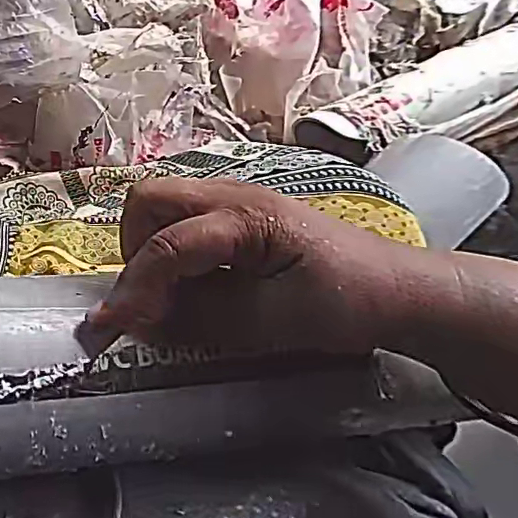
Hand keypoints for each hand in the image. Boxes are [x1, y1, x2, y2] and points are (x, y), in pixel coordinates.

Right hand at [81, 178, 420, 358]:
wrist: (404, 290)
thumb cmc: (349, 303)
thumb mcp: (276, 324)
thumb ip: (200, 319)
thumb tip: (140, 322)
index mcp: (247, 217)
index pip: (169, 245)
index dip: (136, 288)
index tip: (113, 324)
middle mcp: (229, 193)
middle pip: (148, 199)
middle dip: (134, 247)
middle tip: (147, 293)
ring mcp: (229, 195)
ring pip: (157, 202)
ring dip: (147, 243)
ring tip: (167, 287)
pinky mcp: (231, 209)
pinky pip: (177, 215)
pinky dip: (167, 244)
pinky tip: (191, 278)